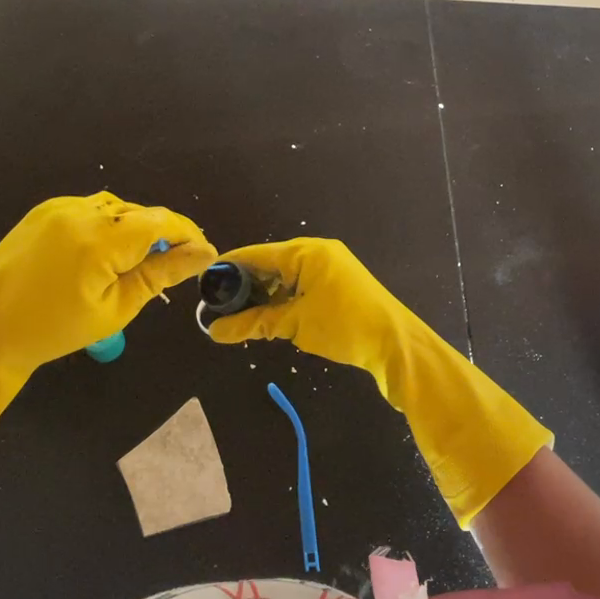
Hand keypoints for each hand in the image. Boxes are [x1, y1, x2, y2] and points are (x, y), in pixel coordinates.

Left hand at [0, 193, 214, 552]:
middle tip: (171, 265)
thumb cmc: (55, 328)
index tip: (202, 252)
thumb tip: (202, 253)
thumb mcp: (117, 308)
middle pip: (138, 213)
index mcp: (102, 239)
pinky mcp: (43, 211)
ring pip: (114, 209)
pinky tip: (99, 255)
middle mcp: (82, 212)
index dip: (186, 233)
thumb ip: (160, 273)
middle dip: (160, 234)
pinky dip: (104, 226)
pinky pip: (88, 210)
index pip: (160, 221)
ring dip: (131, 229)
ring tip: (133, 264)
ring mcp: (59, 208)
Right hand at [207, 238, 551, 527]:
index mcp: (307, 253)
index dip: (228, 269)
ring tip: (233, 319)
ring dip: (261, 298)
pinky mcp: (336, 289)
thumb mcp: (296, 325)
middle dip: (243, 287)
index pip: (256, 254)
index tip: (203, 285)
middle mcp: (317, 255)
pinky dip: (281, 303)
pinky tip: (264, 321)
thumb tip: (216, 330)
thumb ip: (255, 323)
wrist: (396, 345)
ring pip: (283, 280)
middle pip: (268, 266)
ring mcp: (329, 271)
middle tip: (215, 309)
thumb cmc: (346, 326)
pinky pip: (298, 290)